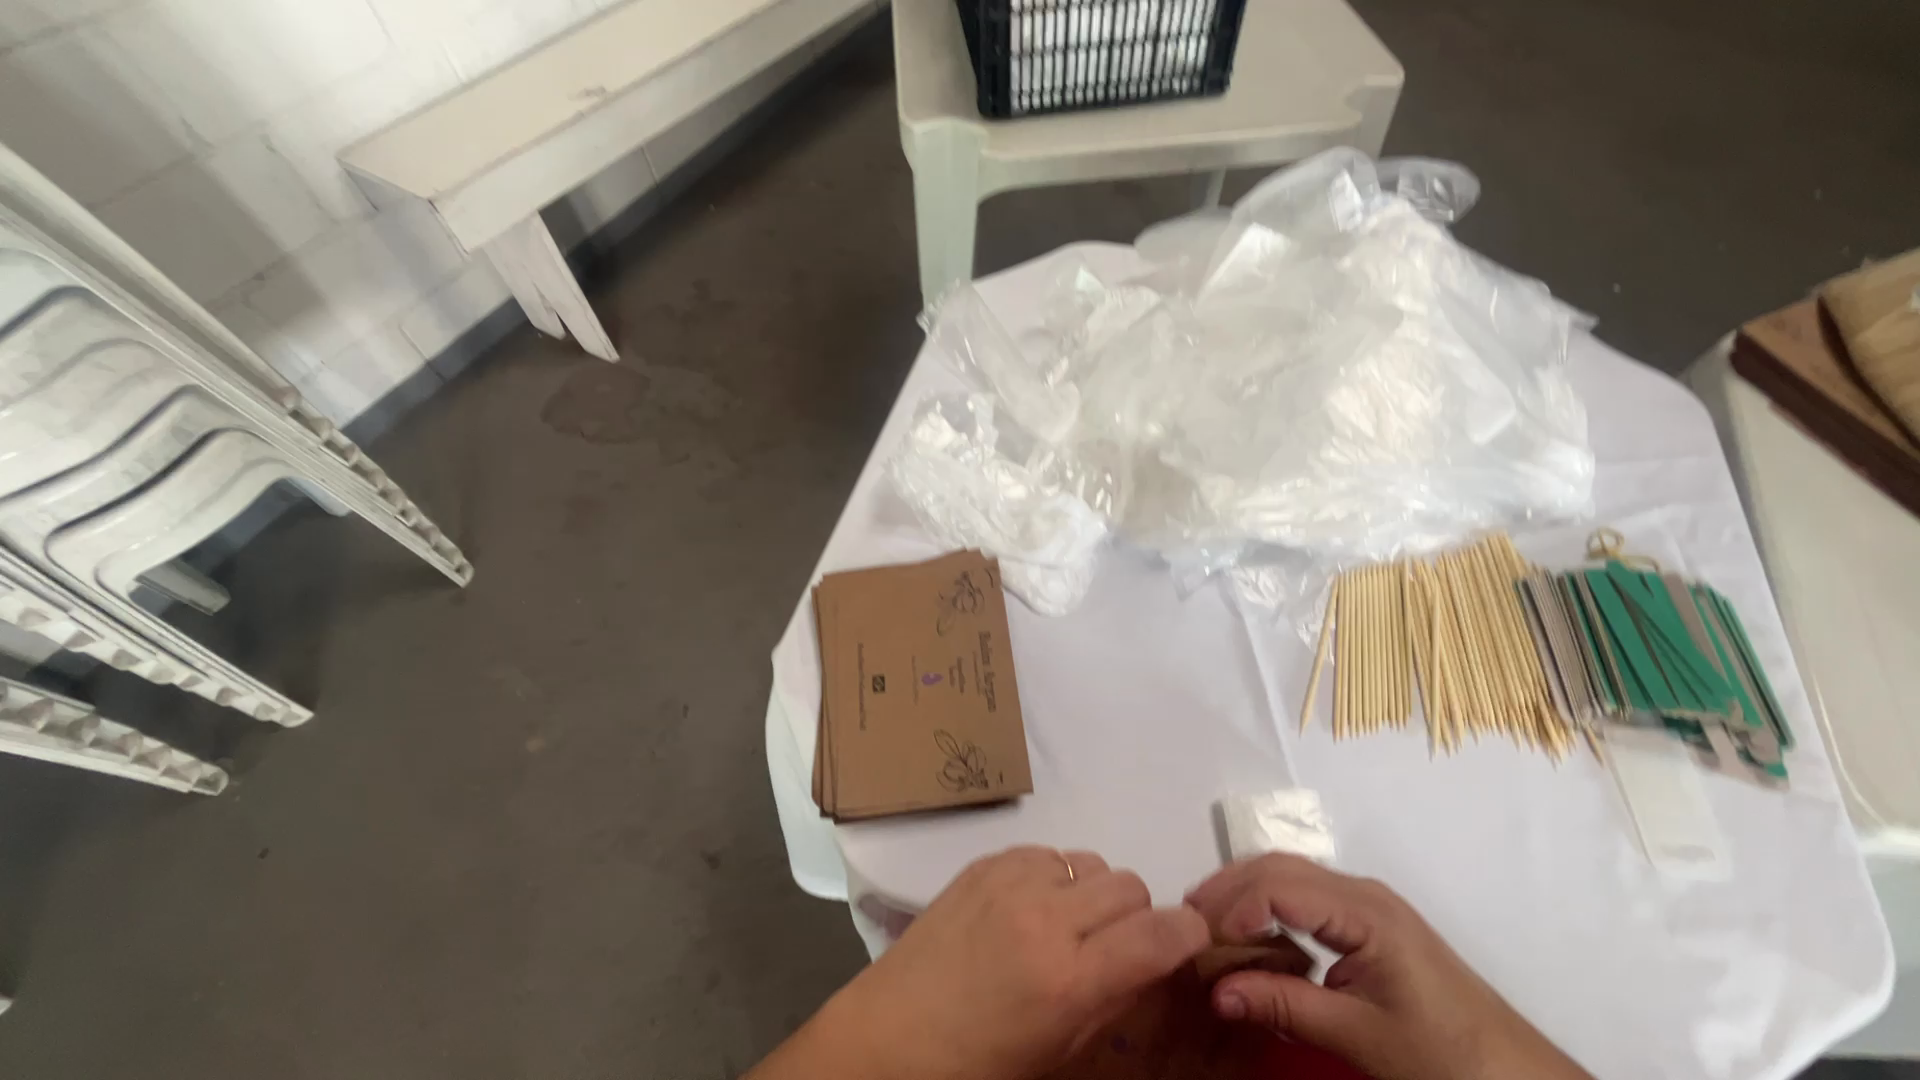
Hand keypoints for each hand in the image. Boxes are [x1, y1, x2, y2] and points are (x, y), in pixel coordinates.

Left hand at [778, 846, 1208, 1079]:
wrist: (892, 1034)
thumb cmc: (981, 1062)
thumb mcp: (1062, 1049)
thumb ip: (1115, 996)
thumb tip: (1154, 958)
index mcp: (1069, 979)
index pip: (1160, 932)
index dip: (1186, 933)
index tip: (1185, 941)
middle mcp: (1045, 917)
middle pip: (1129, 885)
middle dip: (1136, 915)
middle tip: (1112, 943)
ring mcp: (1010, 882)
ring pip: (1090, 861)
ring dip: (1092, 891)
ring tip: (1067, 923)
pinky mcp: (983, 863)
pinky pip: (1046, 851)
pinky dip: (1053, 875)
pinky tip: (1031, 905)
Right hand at [1184, 855, 1592, 1079]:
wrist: (1517, 1076)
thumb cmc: (1444, 1056)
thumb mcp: (1362, 1038)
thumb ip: (1285, 1008)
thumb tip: (1215, 991)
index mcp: (1365, 912)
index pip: (1280, 885)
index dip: (1233, 906)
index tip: (1199, 940)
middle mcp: (1362, 893)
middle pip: (1279, 867)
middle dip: (1228, 888)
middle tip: (1186, 921)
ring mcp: (1366, 904)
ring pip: (1289, 874)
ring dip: (1244, 892)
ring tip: (1206, 923)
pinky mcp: (1367, 922)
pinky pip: (1305, 895)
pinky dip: (1267, 904)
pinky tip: (1250, 932)